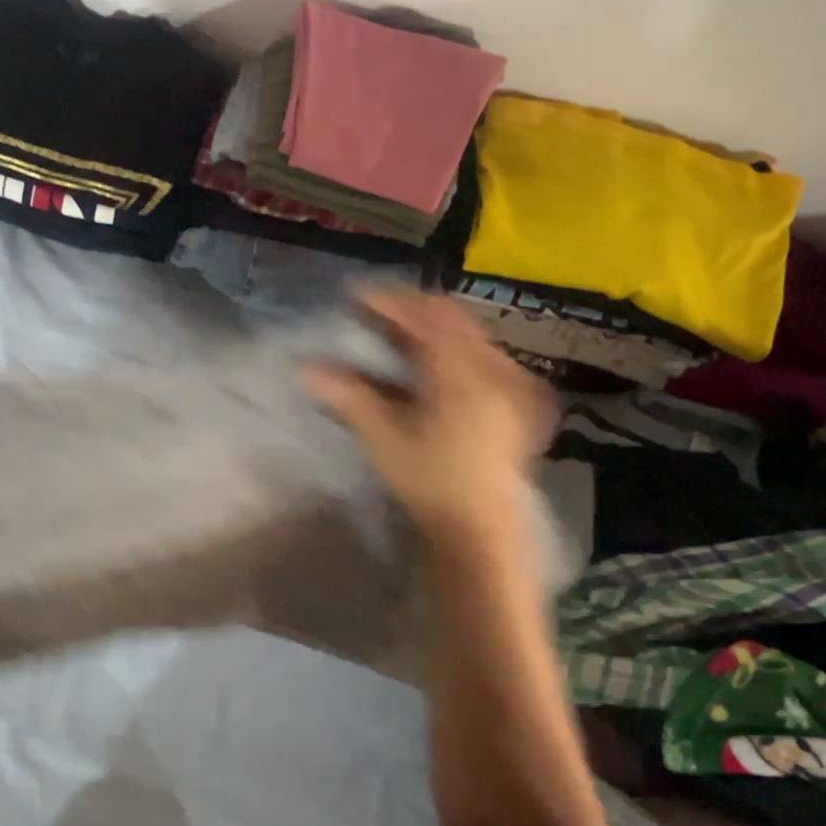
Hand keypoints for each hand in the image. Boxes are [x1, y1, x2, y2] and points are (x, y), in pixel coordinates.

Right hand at [304, 289, 552, 553]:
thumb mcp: (383, 437)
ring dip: (431, 333)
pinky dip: (452, 354)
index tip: (354, 294)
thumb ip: (348, 395)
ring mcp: (513, 386)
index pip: (425, 315)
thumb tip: (306, 368)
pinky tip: (430, 370)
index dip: (389, 300)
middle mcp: (494, 367)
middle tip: (372, 315)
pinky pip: (484, 360)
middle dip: (409, 313)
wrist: (481, 531)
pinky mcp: (519, 405)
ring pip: (469, 339)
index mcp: (462, 370)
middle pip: (451, 321)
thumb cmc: (430, 483)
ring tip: (395, 339)